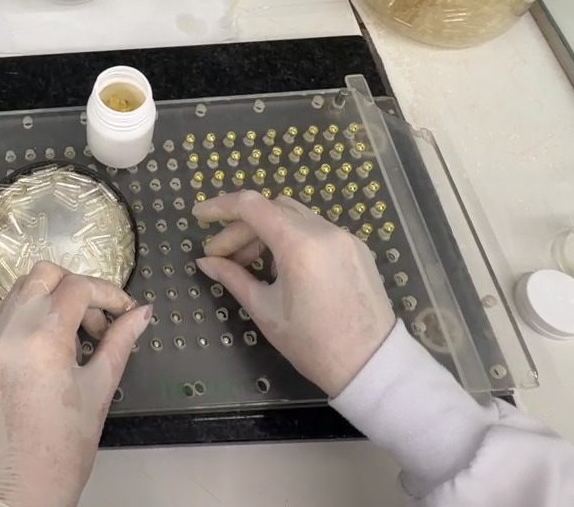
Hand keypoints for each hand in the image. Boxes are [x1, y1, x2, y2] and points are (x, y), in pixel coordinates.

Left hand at [0, 261, 152, 506]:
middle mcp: (11, 328)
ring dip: (50, 295)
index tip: (124, 311)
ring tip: (72, 334)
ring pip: (21, 287)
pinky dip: (26, 311)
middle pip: (45, 274)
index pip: (78, 288)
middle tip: (96, 320)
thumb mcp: (99, 391)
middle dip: (76, 286)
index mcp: (43, 337)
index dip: (107, 293)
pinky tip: (44, 340)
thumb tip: (141, 313)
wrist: (17, 492)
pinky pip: (3, 310)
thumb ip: (119, 343)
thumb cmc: (62, 449)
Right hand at [194, 191, 394, 396]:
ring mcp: (343, 236)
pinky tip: (282, 266)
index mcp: (298, 245)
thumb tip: (205, 262)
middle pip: (269, 210)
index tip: (199, 216)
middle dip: (240, 228)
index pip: (250, 205)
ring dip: (264, 231)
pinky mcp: (355, 247)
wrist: (374, 368)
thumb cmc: (314, 344)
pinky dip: (289, 237)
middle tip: (221, 256)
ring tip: (250, 263)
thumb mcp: (265, 310)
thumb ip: (232, 277)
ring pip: (292, 215)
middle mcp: (322, 230)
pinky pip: (313, 228)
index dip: (220, 206)